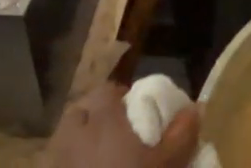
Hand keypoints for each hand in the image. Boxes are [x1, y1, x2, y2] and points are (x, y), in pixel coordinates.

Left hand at [43, 82, 199, 167]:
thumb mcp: (165, 166)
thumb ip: (180, 135)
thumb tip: (195, 107)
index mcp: (103, 120)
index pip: (106, 91)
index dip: (119, 96)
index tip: (133, 107)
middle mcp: (74, 133)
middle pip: (79, 110)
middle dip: (94, 115)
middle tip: (113, 131)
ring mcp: (56, 160)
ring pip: (63, 138)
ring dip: (78, 140)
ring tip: (97, 156)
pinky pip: (55, 164)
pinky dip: (68, 164)